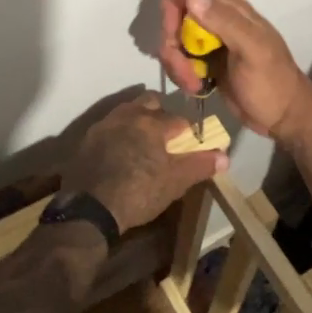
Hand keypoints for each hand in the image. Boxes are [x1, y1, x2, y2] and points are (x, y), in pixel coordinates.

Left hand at [63, 94, 226, 233]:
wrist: (90, 209)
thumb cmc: (139, 192)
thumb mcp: (175, 182)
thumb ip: (200, 165)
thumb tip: (225, 156)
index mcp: (151, 122)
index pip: (179, 119)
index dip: (189, 131)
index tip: (191, 143)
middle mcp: (127, 115)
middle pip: (150, 102)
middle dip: (161, 113)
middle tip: (167, 135)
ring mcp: (104, 125)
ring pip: (127, 111)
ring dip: (138, 119)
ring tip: (144, 141)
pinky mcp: (87, 140)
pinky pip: (109, 127)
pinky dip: (119, 133)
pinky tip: (120, 151)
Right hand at [157, 0, 311, 140]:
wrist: (283, 116)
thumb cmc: (272, 82)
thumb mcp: (252, 51)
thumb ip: (225, 22)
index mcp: (232, 9)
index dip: (173, 4)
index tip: (173, 33)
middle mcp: (218, 20)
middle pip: (176, 15)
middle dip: (171, 41)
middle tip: (183, 69)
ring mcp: (211, 42)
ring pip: (175, 40)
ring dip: (175, 62)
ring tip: (193, 84)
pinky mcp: (206, 63)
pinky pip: (181, 59)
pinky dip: (180, 73)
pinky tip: (196, 87)